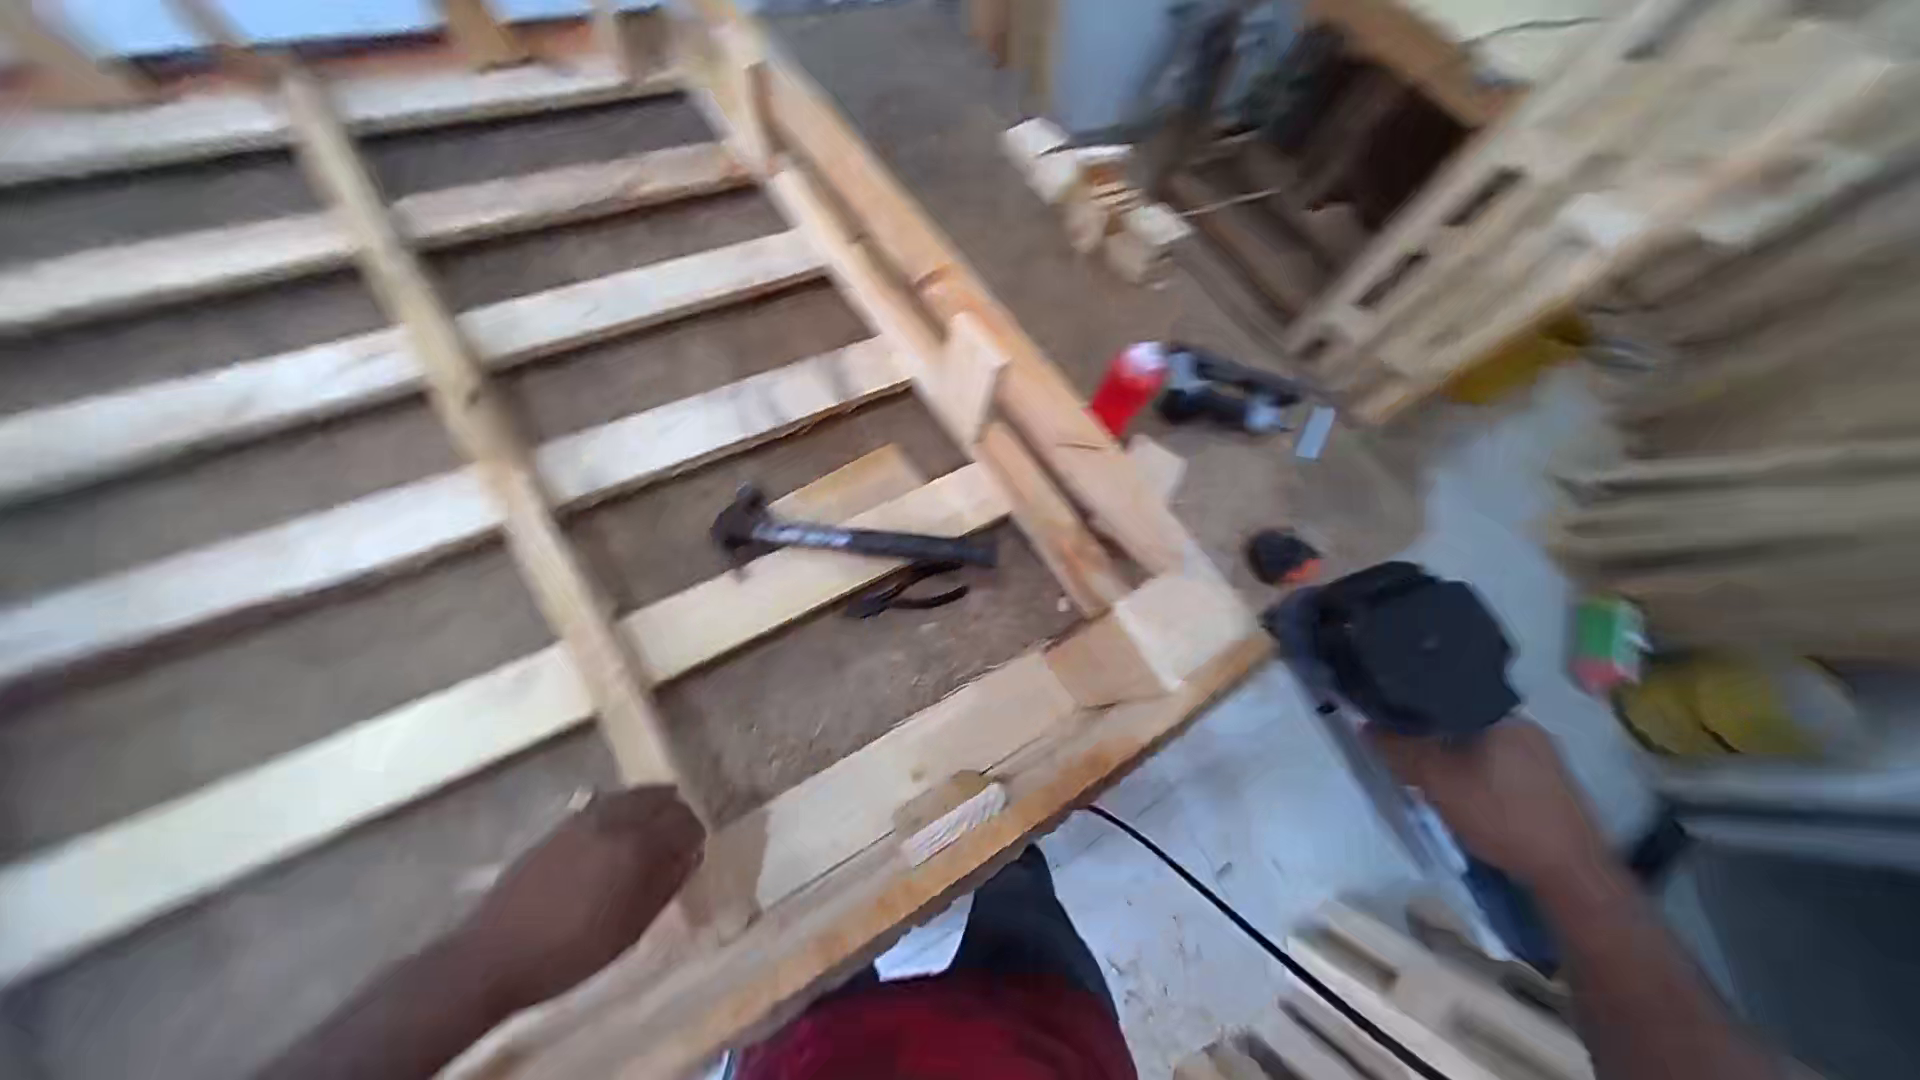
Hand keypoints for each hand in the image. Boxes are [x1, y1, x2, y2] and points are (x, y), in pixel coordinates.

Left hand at [461, 785, 704, 1008]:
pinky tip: (620, 828)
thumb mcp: (629, 929)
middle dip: (678, 815)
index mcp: (637, 847)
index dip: (696, 834)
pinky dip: (625, 806)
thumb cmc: (569, 953)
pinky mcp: (563, 823)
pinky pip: (608, 801)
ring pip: (635, 794)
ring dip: (653, 805)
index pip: (685, 822)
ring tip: (654, 828)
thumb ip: (666, 885)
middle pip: (663, 800)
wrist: (491, 957)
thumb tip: (692, 855)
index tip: (696, 850)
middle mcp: (615, 821)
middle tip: (681, 838)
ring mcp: (586, 817)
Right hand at [1366, 720, 1608, 888]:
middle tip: (1408, 762)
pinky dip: (1473, 773)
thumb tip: (1366, 723)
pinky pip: (1496, 763)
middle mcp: (1526, 726)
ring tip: (1433, 781)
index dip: (1408, 714)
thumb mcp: (1435, 780)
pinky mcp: (1550, 782)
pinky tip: (1467, 795)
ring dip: (1451, 759)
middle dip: (1428, 739)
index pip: (1440, 700)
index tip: (1388, 732)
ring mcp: (1544, 755)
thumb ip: (1397, 748)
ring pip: (1476, 745)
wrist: (1573, 877)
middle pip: (1457, 723)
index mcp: (1502, 716)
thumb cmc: (1501, 818)